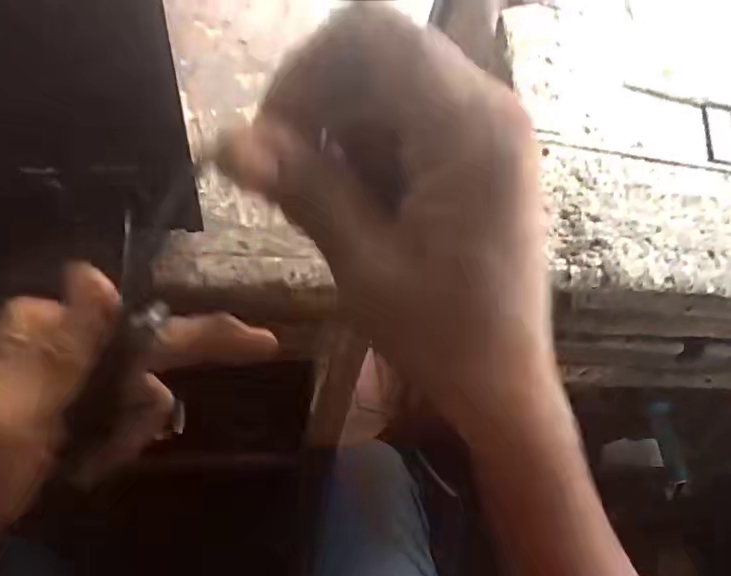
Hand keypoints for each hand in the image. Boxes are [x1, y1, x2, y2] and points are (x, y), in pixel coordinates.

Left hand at [0, 262, 277, 566]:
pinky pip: (120, 426)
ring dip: (132, 433)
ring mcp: (64, 388)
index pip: (136, 320)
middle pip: (147, 347)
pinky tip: (85, 472)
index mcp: (40, 333)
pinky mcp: (67, 421)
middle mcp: (58, 350)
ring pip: (139, 397)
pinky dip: (117, 451)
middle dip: (197, 354)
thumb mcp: (5, 407)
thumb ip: (55, 348)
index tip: (257, 343)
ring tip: (89, 468)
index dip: (196, 334)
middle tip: (263, 342)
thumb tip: (95, 274)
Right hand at [217, 5, 561, 444]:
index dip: (303, 75)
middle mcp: (494, 110)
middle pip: (387, 57)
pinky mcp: (496, 165)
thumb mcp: (364, 264)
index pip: (369, 36)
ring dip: (356, 136)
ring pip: (403, 92)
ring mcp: (501, 137)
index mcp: (468, 126)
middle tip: (297, 179)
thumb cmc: (440, 337)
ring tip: (344, 211)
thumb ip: (304, 188)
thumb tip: (227, 142)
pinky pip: (428, 127)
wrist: (504, 385)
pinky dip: (387, 155)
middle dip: (329, 109)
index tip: (272, 140)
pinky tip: (376, 211)